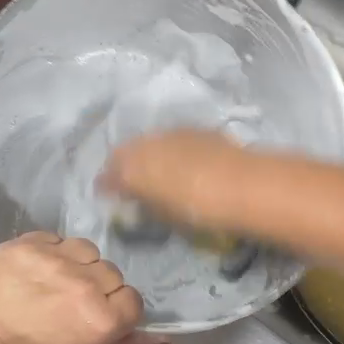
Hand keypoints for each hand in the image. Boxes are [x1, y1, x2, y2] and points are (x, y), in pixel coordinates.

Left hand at [0, 232, 163, 343]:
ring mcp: (54, 259)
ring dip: (78, 264)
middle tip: (72, 302)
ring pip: (87, 250)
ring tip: (56, 282)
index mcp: (102, 319)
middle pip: (112, 272)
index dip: (117, 310)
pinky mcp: (28, 243)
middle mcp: (84, 284)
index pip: (133, 300)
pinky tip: (37, 271)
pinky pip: (56, 238)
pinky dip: (51, 251)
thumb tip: (163, 336)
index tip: (96, 317)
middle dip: (98, 286)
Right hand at [103, 130, 257, 232]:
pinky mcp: (191, 129)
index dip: (104, 187)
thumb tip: (137, 200)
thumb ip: (144, 203)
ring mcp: (168, 133)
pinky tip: (179, 159)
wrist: (239, 184)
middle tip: (126, 179)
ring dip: (145, 153)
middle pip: (122, 152)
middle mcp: (142, 147)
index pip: (106, 178)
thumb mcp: (162, 214)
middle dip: (121, 165)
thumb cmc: (195, 210)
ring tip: (153, 168)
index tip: (106, 194)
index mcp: (129, 171)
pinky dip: (167, 147)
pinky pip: (170, 138)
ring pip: (146, 141)